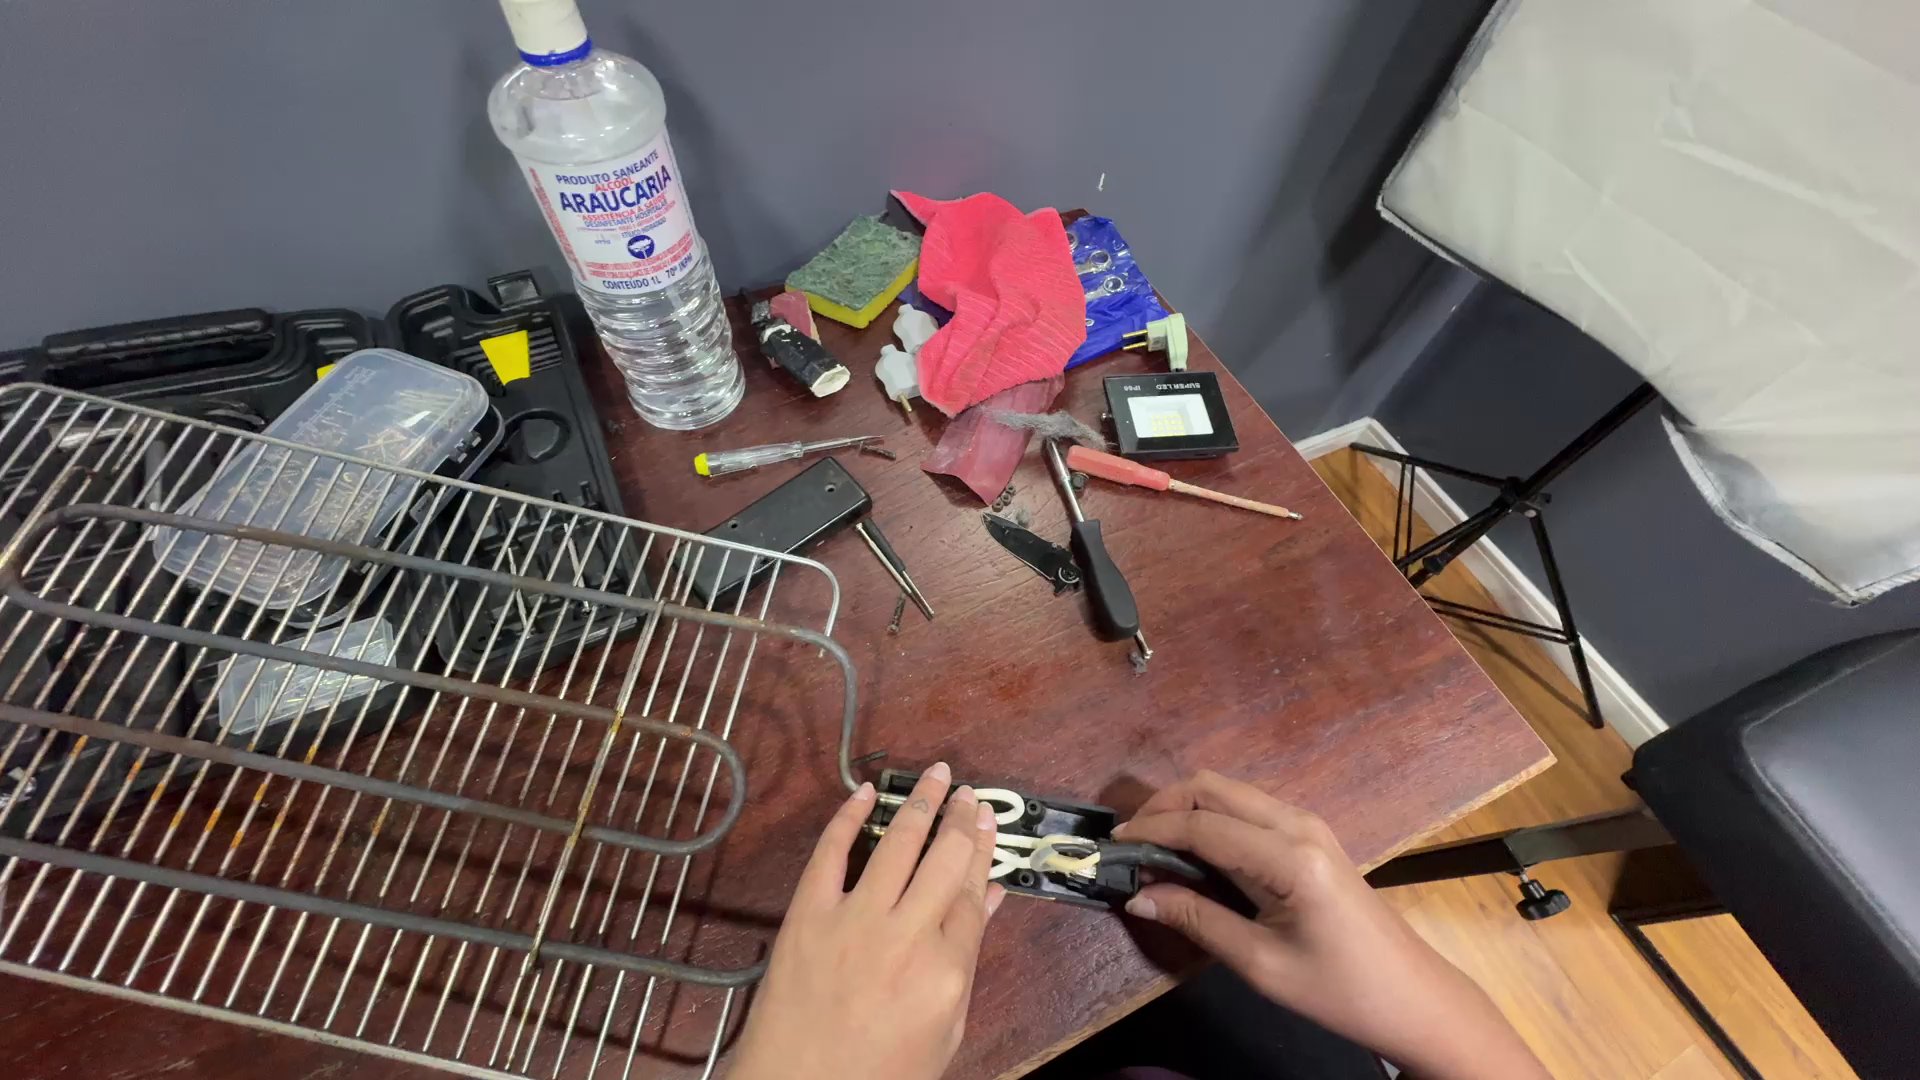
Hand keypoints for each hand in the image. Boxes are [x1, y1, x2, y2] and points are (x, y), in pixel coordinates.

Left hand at [728, 763, 1005, 1079]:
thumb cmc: (879, 1071)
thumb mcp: (944, 1032)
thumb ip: (968, 960)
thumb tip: (988, 897)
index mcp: (944, 972)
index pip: (970, 892)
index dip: (982, 848)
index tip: (987, 818)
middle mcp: (906, 936)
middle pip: (943, 859)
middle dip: (960, 817)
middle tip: (966, 790)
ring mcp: (854, 919)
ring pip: (897, 843)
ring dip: (920, 801)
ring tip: (936, 773)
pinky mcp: (809, 913)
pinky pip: (830, 852)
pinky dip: (847, 816)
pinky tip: (866, 791)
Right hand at [1113, 771, 1547, 1079]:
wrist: (1418, 999)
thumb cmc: (1341, 991)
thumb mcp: (1262, 965)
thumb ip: (1197, 921)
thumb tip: (1138, 895)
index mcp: (1290, 859)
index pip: (1203, 826)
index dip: (1152, 830)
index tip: (1115, 845)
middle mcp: (1297, 823)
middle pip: (1211, 786)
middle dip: (1163, 804)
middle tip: (1132, 839)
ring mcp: (1306, 821)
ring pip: (1227, 789)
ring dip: (1185, 805)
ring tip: (1154, 841)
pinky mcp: (1308, 830)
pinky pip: (1245, 804)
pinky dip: (1209, 813)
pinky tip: (1194, 845)